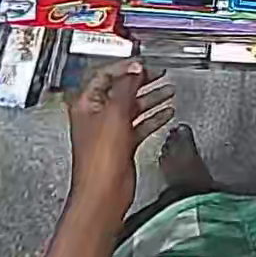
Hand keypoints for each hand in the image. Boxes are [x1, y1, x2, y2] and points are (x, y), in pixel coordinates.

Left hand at [65, 59, 174, 215]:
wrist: (104, 192)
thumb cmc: (100, 159)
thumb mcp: (115, 112)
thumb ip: (126, 88)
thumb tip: (134, 70)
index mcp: (87, 104)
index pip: (105, 76)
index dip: (125, 68)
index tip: (142, 64)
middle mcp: (97, 116)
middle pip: (121, 91)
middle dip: (142, 81)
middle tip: (159, 73)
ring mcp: (110, 131)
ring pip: (133, 108)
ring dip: (152, 98)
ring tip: (168, 90)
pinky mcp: (123, 144)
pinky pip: (141, 125)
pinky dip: (154, 118)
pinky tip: (166, 113)